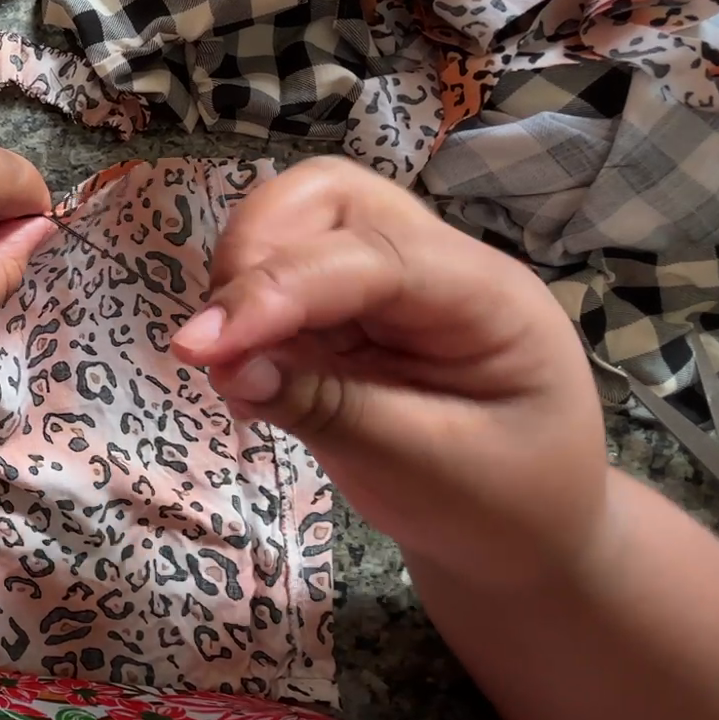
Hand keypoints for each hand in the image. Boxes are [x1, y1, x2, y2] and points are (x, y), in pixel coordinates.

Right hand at [170, 156, 609, 586]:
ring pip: (288, 216)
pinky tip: (242, 368)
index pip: (368, 257)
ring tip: (231, 353)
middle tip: (220, 334)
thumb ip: (320, 407)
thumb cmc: (495, 500)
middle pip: (325, 193)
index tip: (198, 348)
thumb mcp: (417, 467)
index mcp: (483, 296)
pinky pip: (270, 269)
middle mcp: (430, 261)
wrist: (520, 526)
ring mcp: (380, 275)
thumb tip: (223, 366)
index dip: (274, 292)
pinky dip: (238, 308)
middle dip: (253, 249)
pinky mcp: (336, 301)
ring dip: (239, 274)